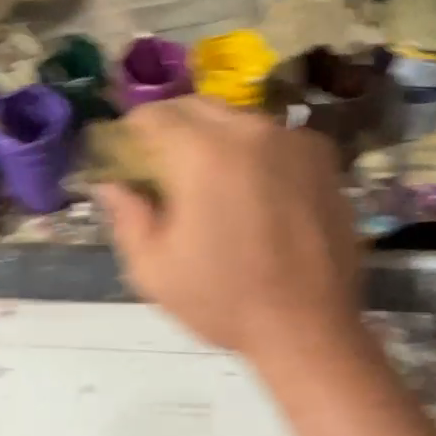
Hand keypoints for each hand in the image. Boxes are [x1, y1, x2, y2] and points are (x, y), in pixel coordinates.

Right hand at [96, 98, 362, 363]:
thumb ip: (127, 217)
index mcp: (203, 154)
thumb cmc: (224, 302)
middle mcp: (251, 132)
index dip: (132, 131)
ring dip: (218, 139)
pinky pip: (278, 140)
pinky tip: (257, 194)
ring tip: (213, 184)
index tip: (128, 155)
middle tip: (165, 168)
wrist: (308, 328)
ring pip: (240, 121)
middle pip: (199, 107)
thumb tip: (111, 185)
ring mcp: (295, 141)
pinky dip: (258, 154)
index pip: (154, 115)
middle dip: (174, 128)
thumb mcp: (155, 270)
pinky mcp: (324, 160)